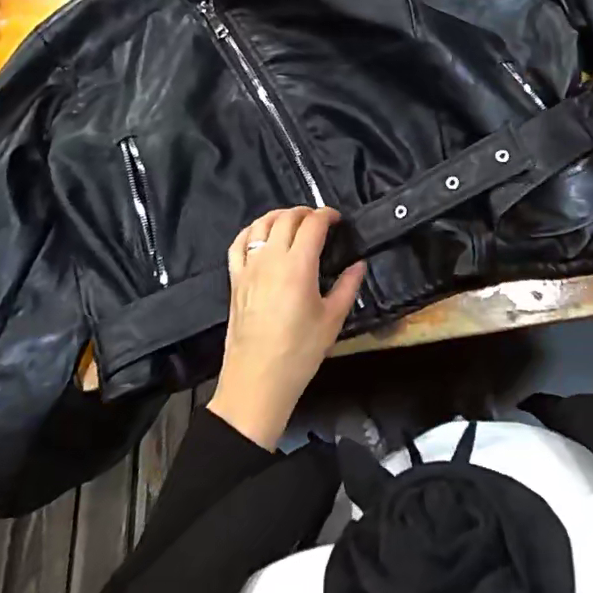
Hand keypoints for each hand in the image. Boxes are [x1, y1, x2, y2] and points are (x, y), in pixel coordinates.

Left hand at [209, 207, 366, 448]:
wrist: (257, 380)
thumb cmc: (300, 352)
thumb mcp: (332, 320)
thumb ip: (347, 286)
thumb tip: (358, 264)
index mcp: (298, 266)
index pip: (313, 224)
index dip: (327, 215)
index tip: (338, 219)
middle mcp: (271, 259)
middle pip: (286, 218)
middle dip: (305, 212)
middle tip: (319, 220)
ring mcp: (248, 267)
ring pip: (260, 224)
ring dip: (279, 216)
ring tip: (293, 221)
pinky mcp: (234, 279)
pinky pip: (238, 243)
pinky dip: (251, 231)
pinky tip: (261, 235)